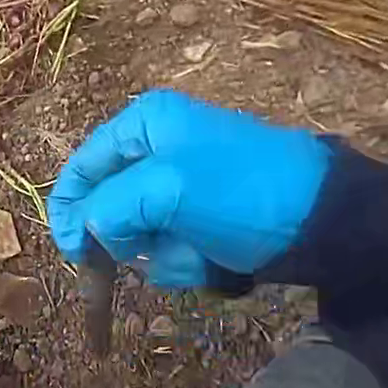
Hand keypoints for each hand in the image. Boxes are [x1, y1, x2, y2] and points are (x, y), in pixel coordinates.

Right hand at [48, 89, 329, 288]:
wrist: (317, 221)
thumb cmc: (237, 192)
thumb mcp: (164, 189)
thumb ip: (108, 207)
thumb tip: (90, 231)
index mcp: (146, 124)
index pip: (84, 165)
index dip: (69, 207)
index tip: (72, 251)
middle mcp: (158, 151)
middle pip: (110, 207)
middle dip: (131, 236)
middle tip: (153, 245)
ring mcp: (181, 190)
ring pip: (138, 237)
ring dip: (164, 254)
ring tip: (198, 250)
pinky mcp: (200, 221)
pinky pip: (170, 251)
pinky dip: (186, 263)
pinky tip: (212, 259)